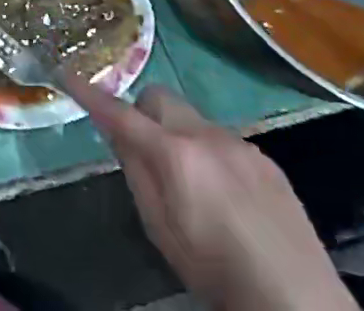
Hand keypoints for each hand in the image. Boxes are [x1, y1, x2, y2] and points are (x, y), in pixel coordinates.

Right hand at [62, 77, 357, 310]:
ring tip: (191, 184)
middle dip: (143, 111)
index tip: (68, 74)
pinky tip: (226, 195)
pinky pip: (225, 140)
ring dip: (179, 136)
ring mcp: (240, 143)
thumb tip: (120, 135)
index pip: (121, 114)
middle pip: (160, 97)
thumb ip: (137, 175)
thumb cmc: (214, 269)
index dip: (91, 95)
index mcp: (174, 154)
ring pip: (194, 119)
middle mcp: (206, 134)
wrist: (295, 298)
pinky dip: (211, 154)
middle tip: (143, 148)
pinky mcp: (266, 158)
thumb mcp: (161, 230)